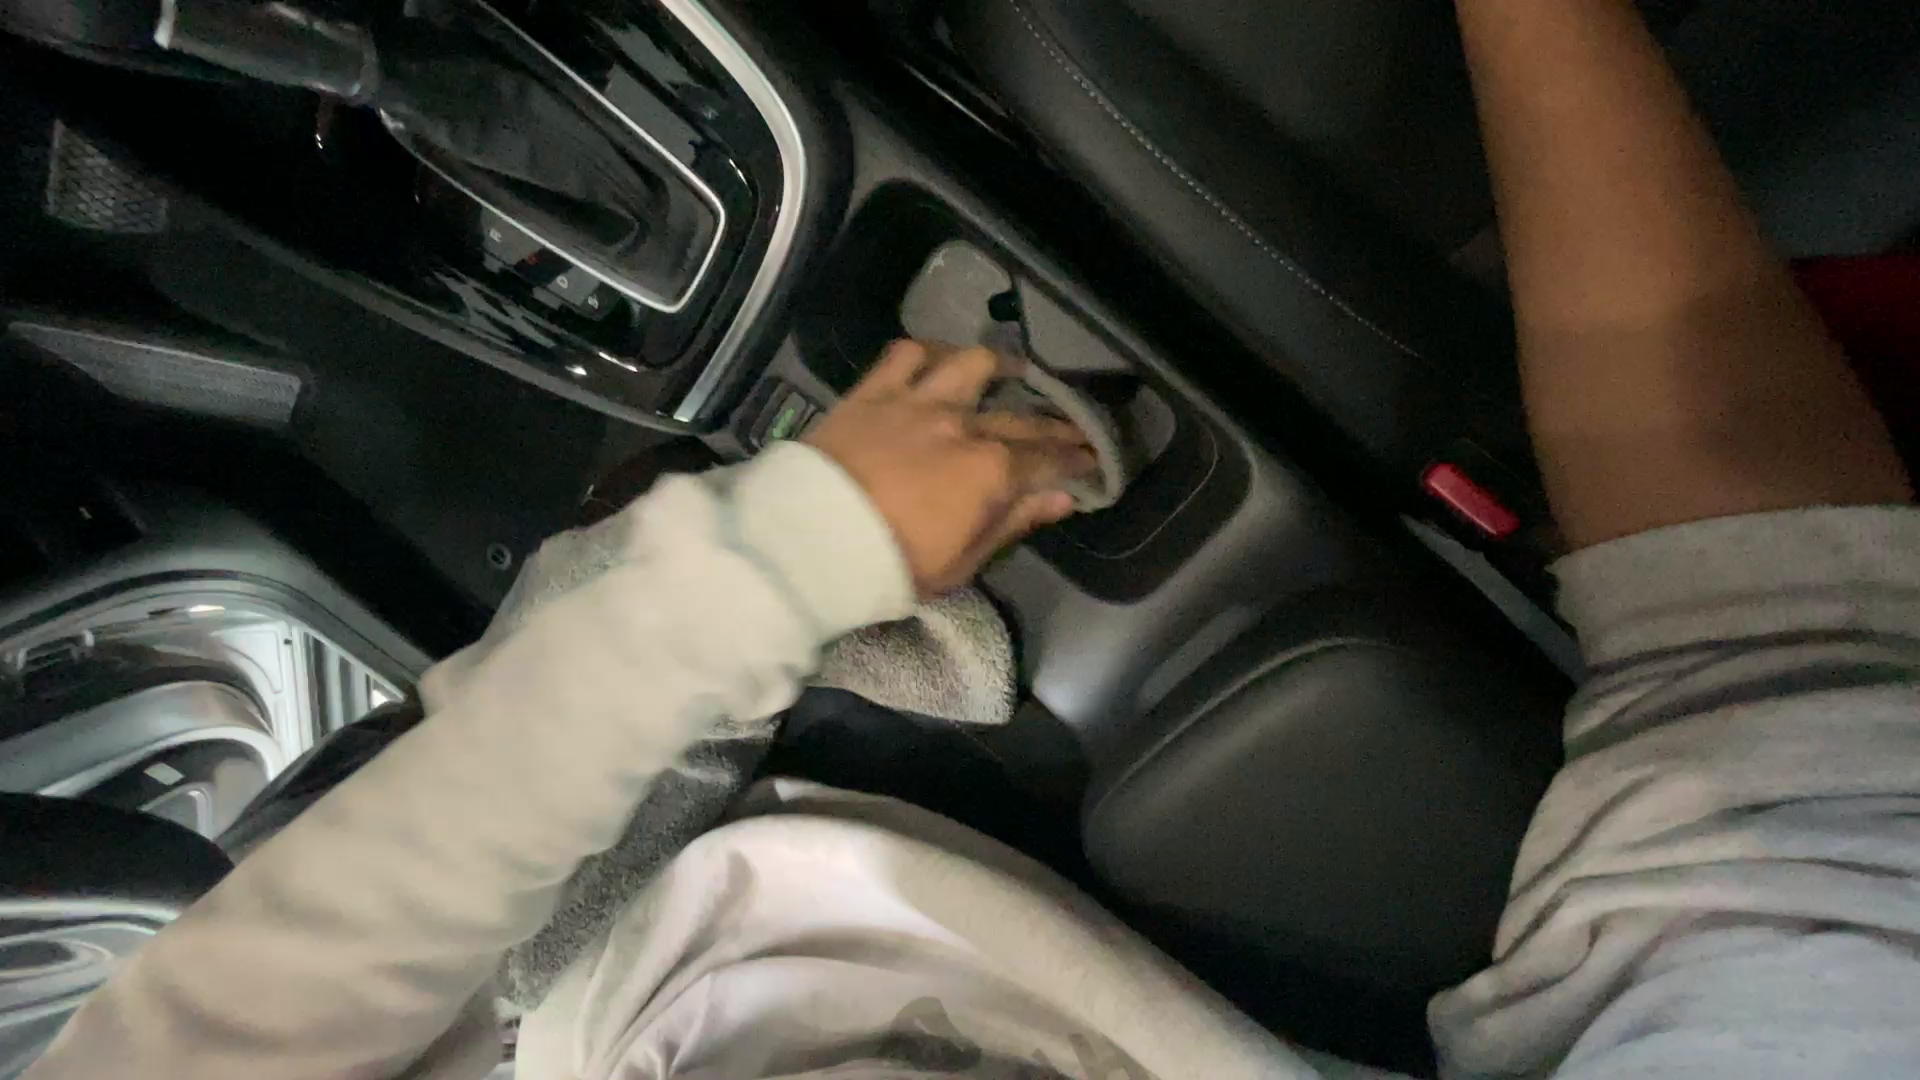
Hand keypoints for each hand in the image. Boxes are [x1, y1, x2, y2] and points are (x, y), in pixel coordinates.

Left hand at [805, 340, 1096, 596]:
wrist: (809, 542)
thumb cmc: (891, 565)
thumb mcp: (961, 561)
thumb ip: (1014, 523)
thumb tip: (1062, 499)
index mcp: (989, 472)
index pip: (1048, 458)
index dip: (1075, 459)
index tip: (1092, 460)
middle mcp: (962, 425)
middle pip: (1020, 417)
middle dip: (1055, 425)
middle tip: (1072, 430)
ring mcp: (917, 402)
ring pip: (970, 365)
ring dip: (998, 366)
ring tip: (1012, 370)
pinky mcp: (873, 392)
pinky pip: (906, 354)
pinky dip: (928, 353)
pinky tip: (939, 358)